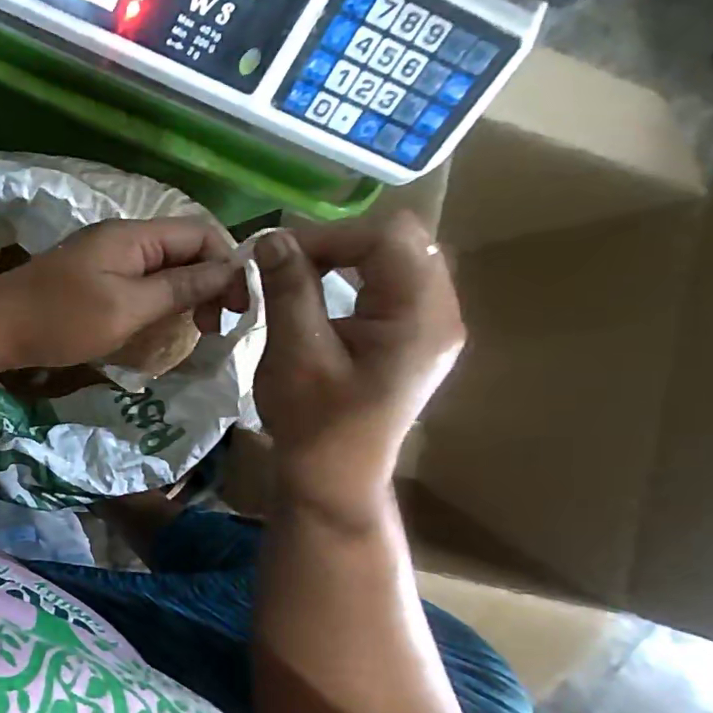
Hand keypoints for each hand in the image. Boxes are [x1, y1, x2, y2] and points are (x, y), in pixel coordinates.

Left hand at [0, 217, 238, 369]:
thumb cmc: (61, 319)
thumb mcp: (128, 307)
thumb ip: (179, 286)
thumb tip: (228, 270)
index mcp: (134, 235)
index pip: (201, 233)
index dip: (227, 264)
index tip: (236, 308)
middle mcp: (122, 238)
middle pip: (183, 248)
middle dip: (208, 281)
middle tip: (214, 326)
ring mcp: (103, 258)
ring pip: (161, 267)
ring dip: (183, 293)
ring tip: (194, 328)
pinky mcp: (90, 278)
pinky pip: (137, 281)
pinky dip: (156, 299)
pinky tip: (160, 324)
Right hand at [246, 212, 463, 524]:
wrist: (332, 476)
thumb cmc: (313, 420)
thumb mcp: (295, 351)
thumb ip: (289, 289)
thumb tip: (273, 239)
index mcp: (419, 316)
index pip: (386, 238)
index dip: (328, 236)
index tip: (276, 256)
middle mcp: (439, 313)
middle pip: (400, 241)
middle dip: (337, 242)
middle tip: (287, 263)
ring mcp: (431, 325)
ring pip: (396, 258)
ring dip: (344, 257)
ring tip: (298, 276)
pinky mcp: (413, 337)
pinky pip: (390, 283)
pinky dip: (352, 276)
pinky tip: (321, 295)